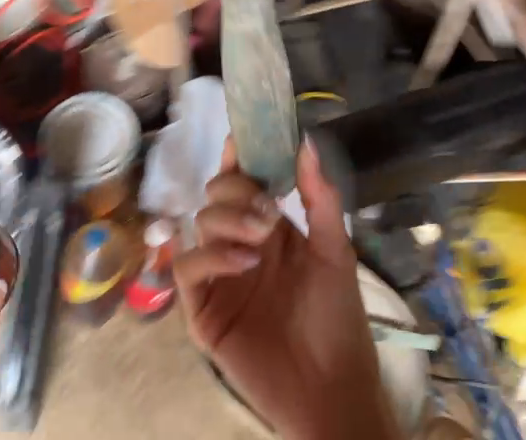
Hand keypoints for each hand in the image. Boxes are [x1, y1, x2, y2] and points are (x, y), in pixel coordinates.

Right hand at [177, 138, 400, 439]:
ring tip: (260, 241)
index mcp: (268, 229)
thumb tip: (308, 141)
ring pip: (200, 223)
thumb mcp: (335, 250)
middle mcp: (238, 244)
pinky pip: (188, 267)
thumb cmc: (337, 318)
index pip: (241, 181)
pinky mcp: (201, 308)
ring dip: (228, 221)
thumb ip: (320, 197)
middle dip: (236, 192)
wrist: (331, 386)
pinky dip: (210, 256)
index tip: (239, 140)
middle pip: (215, 195)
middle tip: (267, 212)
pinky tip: (243, 263)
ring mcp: (217, 275)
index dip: (237, 158)